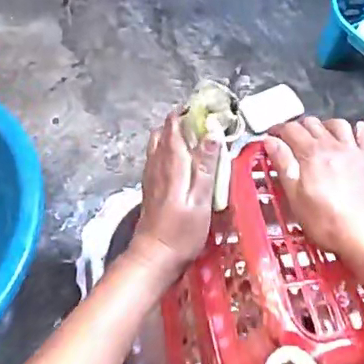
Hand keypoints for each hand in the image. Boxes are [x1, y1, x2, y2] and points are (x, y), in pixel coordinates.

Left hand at [130, 110, 220, 281]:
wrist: (154, 258)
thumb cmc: (181, 232)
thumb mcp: (200, 200)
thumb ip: (206, 166)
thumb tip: (212, 134)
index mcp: (172, 165)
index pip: (174, 130)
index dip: (184, 114)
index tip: (200, 105)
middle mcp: (157, 166)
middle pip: (162, 134)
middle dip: (178, 122)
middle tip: (198, 118)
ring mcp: (151, 177)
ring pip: (156, 145)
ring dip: (170, 134)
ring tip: (189, 133)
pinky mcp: (150, 189)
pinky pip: (155, 158)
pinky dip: (166, 149)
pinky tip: (177, 158)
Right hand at [265, 118, 363, 271]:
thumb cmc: (327, 222)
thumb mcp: (296, 198)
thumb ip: (283, 165)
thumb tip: (270, 141)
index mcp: (312, 153)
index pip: (291, 130)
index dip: (277, 129)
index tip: (270, 136)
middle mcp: (333, 146)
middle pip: (313, 124)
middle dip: (297, 127)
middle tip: (289, 140)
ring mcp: (354, 152)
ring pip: (338, 124)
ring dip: (324, 125)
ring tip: (317, 135)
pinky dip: (357, 129)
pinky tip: (355, 130)